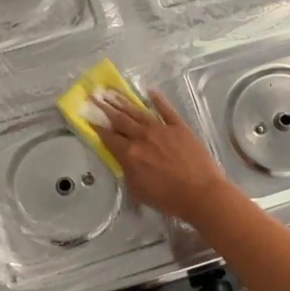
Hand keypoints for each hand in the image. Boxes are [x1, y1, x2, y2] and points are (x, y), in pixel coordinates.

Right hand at [93, 91, 232, 223]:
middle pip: (120, 119)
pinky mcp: (180, 127)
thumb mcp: (139, 190)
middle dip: (105, 108)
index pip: (109, 138)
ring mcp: (161, 129)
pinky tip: (151, 92)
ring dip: (124, 101)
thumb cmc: (168, 199)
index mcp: (130, 154)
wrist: (201, 193)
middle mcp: (142, 137)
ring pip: (139, 112)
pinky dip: (158, 100)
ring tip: (112, 92)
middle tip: (95, 96)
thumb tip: (124, 160)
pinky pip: (167, 110)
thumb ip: (128, 172)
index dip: (97, 128)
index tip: (89, 117)